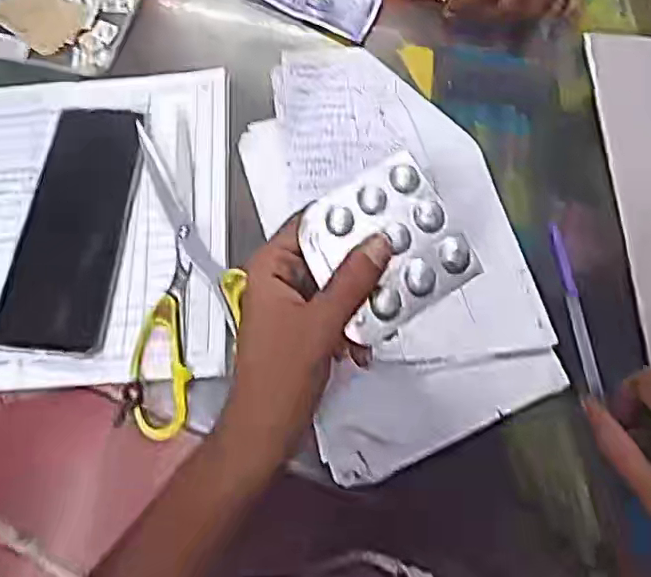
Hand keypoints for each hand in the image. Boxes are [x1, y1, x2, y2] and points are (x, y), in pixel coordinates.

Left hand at [215, 220, 392, 468]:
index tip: (374, 217)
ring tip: (370, 315)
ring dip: (357, 300)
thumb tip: (374, 246)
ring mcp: (291, 303)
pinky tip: (357, 341)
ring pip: (336, 282)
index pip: (309, 222)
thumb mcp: (322, 324)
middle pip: (326, 253)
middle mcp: (278, 279)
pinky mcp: (305, 324)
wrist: (267, 433)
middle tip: (384, 269)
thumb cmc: (272, 384)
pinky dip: (352, 321)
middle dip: (356, 268)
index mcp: (269, 266)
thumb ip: (353, 281)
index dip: (342, 218)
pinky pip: (336, 307)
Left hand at [451, 0, 604, 20]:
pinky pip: (541, 8)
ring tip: (486, 11)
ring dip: (503, 18)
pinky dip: (523, 14)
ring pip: (525, 14)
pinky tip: (509, 8)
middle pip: (504, 9)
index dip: (463, 5)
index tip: (448, 10)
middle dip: (482, 15)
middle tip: (466, 11)